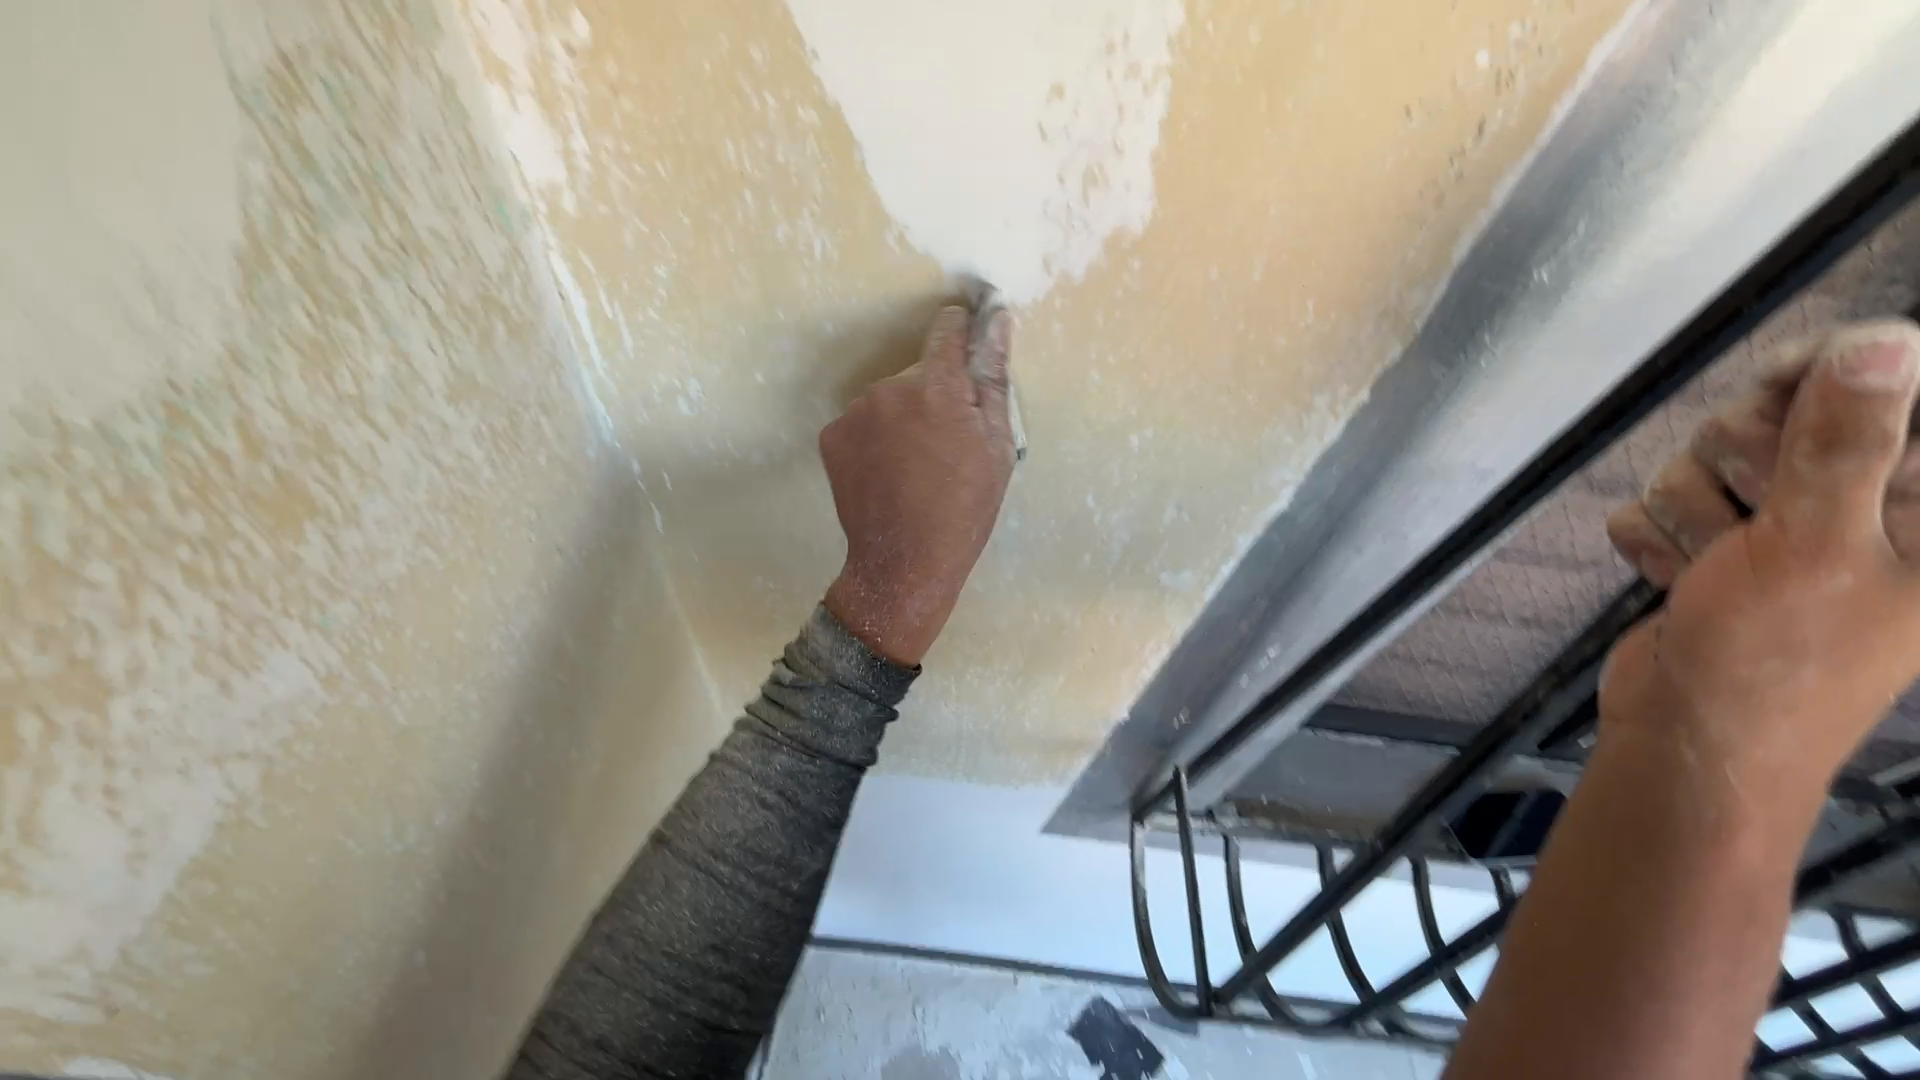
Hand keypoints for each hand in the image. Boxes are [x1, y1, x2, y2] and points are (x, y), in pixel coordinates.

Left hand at [820, 304, 1015, 665]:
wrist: (904, 563)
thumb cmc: (965, 509)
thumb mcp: (997, 447)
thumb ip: (993, 378)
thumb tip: (997, 320)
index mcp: (937, 387)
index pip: (947, 332)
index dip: (959, 332)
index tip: (965, 339)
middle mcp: (890, 388)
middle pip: (917, 374)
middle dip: (933, 395)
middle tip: (946, 444)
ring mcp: (855, 413)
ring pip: (888, 400)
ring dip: (902, 418)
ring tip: (914, 466)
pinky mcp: (832, 437)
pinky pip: (862, 425)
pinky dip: (874, 440)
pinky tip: (887, 473)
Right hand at [1603, 318, 1919, 798]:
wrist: (1688, 740)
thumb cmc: (1778, 656)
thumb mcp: (1820, 547)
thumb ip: (1845, 444)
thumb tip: (1881, 339)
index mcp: (1919, 502)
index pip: (1882, 385)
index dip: (1821, 374)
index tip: (1775, 388)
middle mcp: (1850, 503)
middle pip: (1769, 417)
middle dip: (1738, 466)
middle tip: (1755, 523)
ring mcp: (1771, 529)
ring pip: (1697, 462)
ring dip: (1690, 516)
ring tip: (1711, 570)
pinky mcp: (1705, 550)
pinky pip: (1653, 507)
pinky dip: (1655, 543)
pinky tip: (1676, 581)